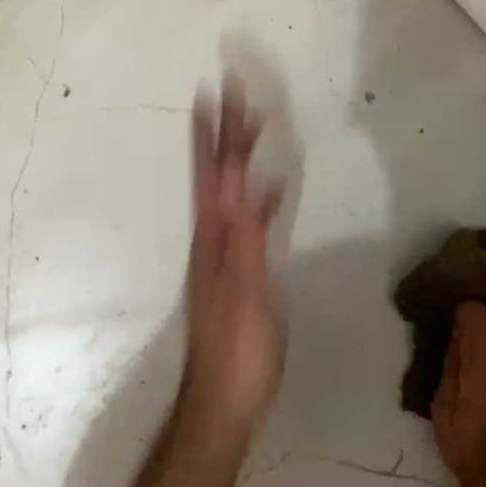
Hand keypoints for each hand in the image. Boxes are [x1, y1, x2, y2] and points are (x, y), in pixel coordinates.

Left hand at [181, 74, 284, 431]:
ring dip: (234, 154)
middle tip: (231, 90)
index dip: (221, 129)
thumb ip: (246, 238)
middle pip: (215, 171)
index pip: (218, 169)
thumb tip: (248, 183)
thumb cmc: (238, 348)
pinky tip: (272, 188)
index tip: (222, 88)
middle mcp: (213, 233)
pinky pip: (244, 215)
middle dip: (223, 130)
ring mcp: (221, 251)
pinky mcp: (235, 268)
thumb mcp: (245, 290)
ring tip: (246, 125)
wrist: (222, 398)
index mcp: (216, 233)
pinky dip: (256, 193)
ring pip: (226, 189)